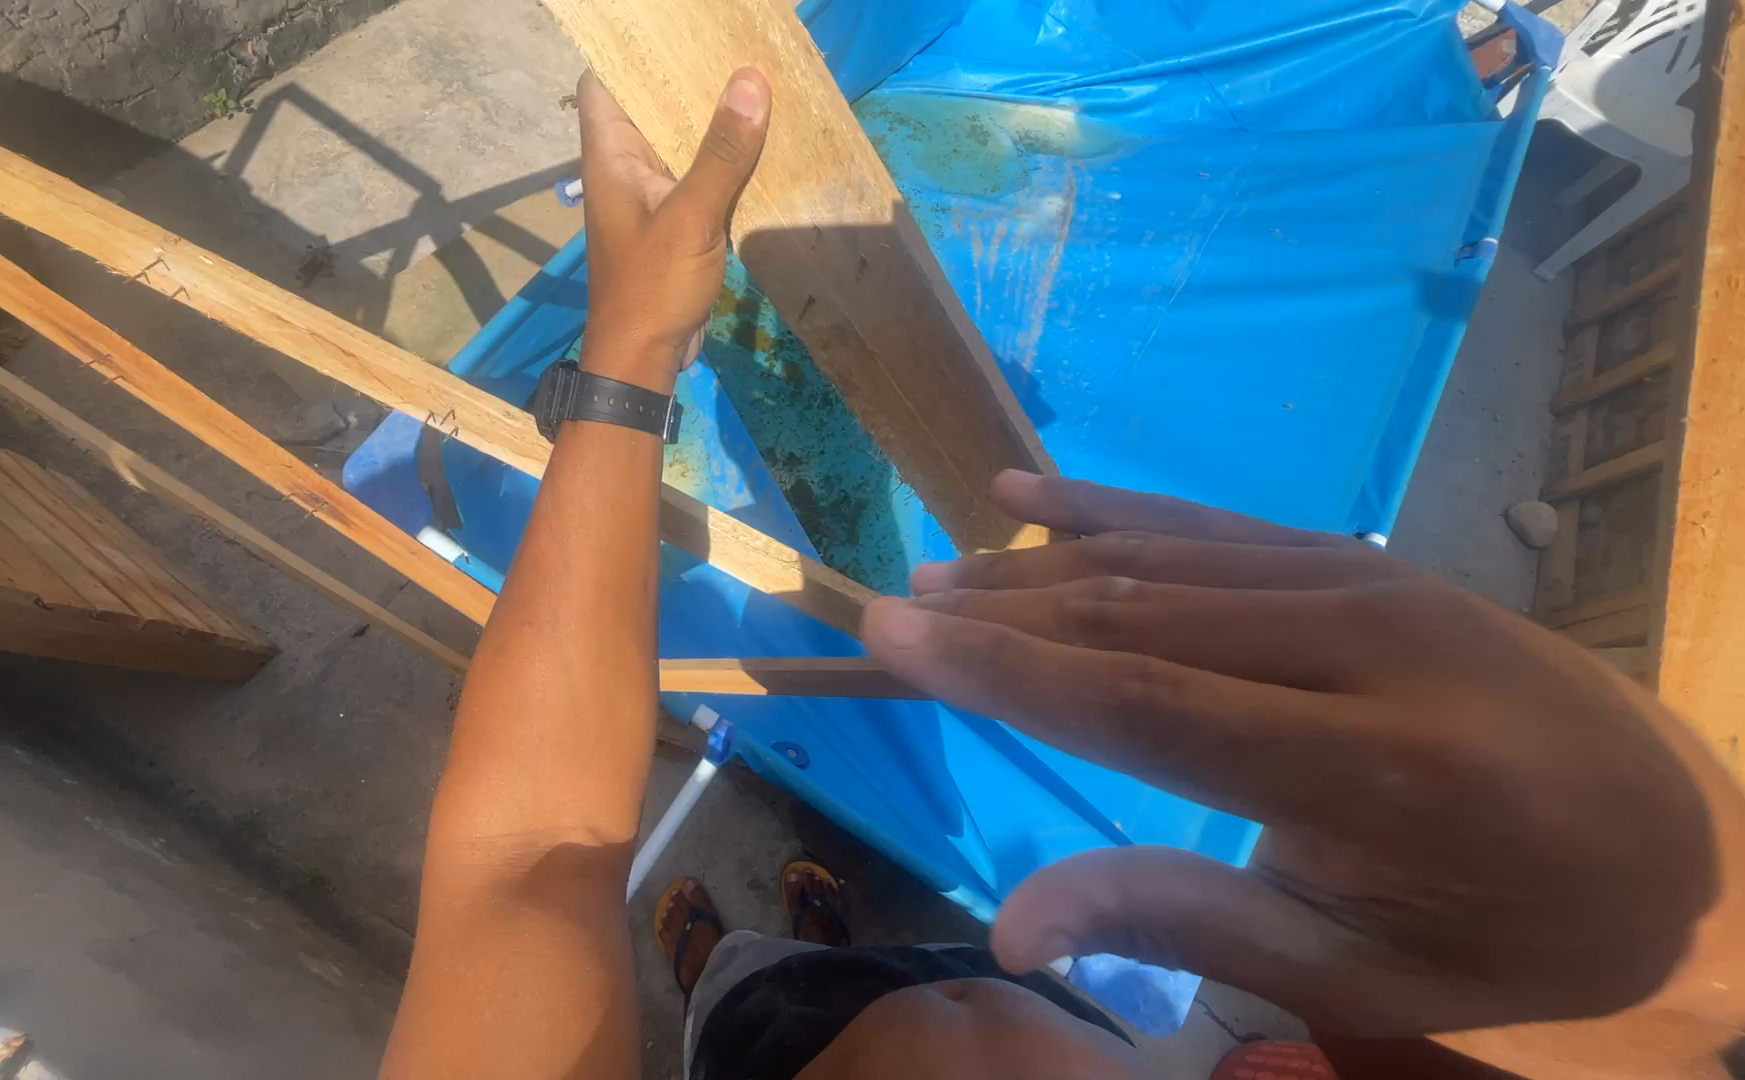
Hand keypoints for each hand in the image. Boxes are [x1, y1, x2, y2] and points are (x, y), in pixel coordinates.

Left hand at [575, 68, 769, 391]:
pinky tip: (760, 149)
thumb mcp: (691, 218)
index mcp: (612, 154)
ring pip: (682, 145)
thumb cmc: (653, 287)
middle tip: (736, 53)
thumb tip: (751, 81)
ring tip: (757, 86)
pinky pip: (701, 181)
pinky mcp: (677, 226)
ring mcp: (654, 198)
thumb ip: (722, 154)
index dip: (633, 52)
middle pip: (651, 106)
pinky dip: (725, 165)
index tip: (679, 36)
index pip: (605, 79)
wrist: (645, 357)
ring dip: (713, 124)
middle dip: (689, 82)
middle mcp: (628, 168)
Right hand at [860, 470, 1724, 1035]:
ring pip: (1147, 559)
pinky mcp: (1340, 552)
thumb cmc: (1505, 922)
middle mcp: (1356, 641)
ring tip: (938, 574)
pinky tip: (1022, 491)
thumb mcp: (1353, 970)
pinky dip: (1097, 503)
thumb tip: (1011, 929)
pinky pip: (1195, 518)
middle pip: (1128, 613)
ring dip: (1026, 567)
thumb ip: (1177, 923)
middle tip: (895, 610)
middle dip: (992, 613)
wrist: (1676, 822)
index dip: (1002, 670)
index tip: (895, 635)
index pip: (1142, 701)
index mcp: (1378, 768)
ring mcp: (1350, 576)